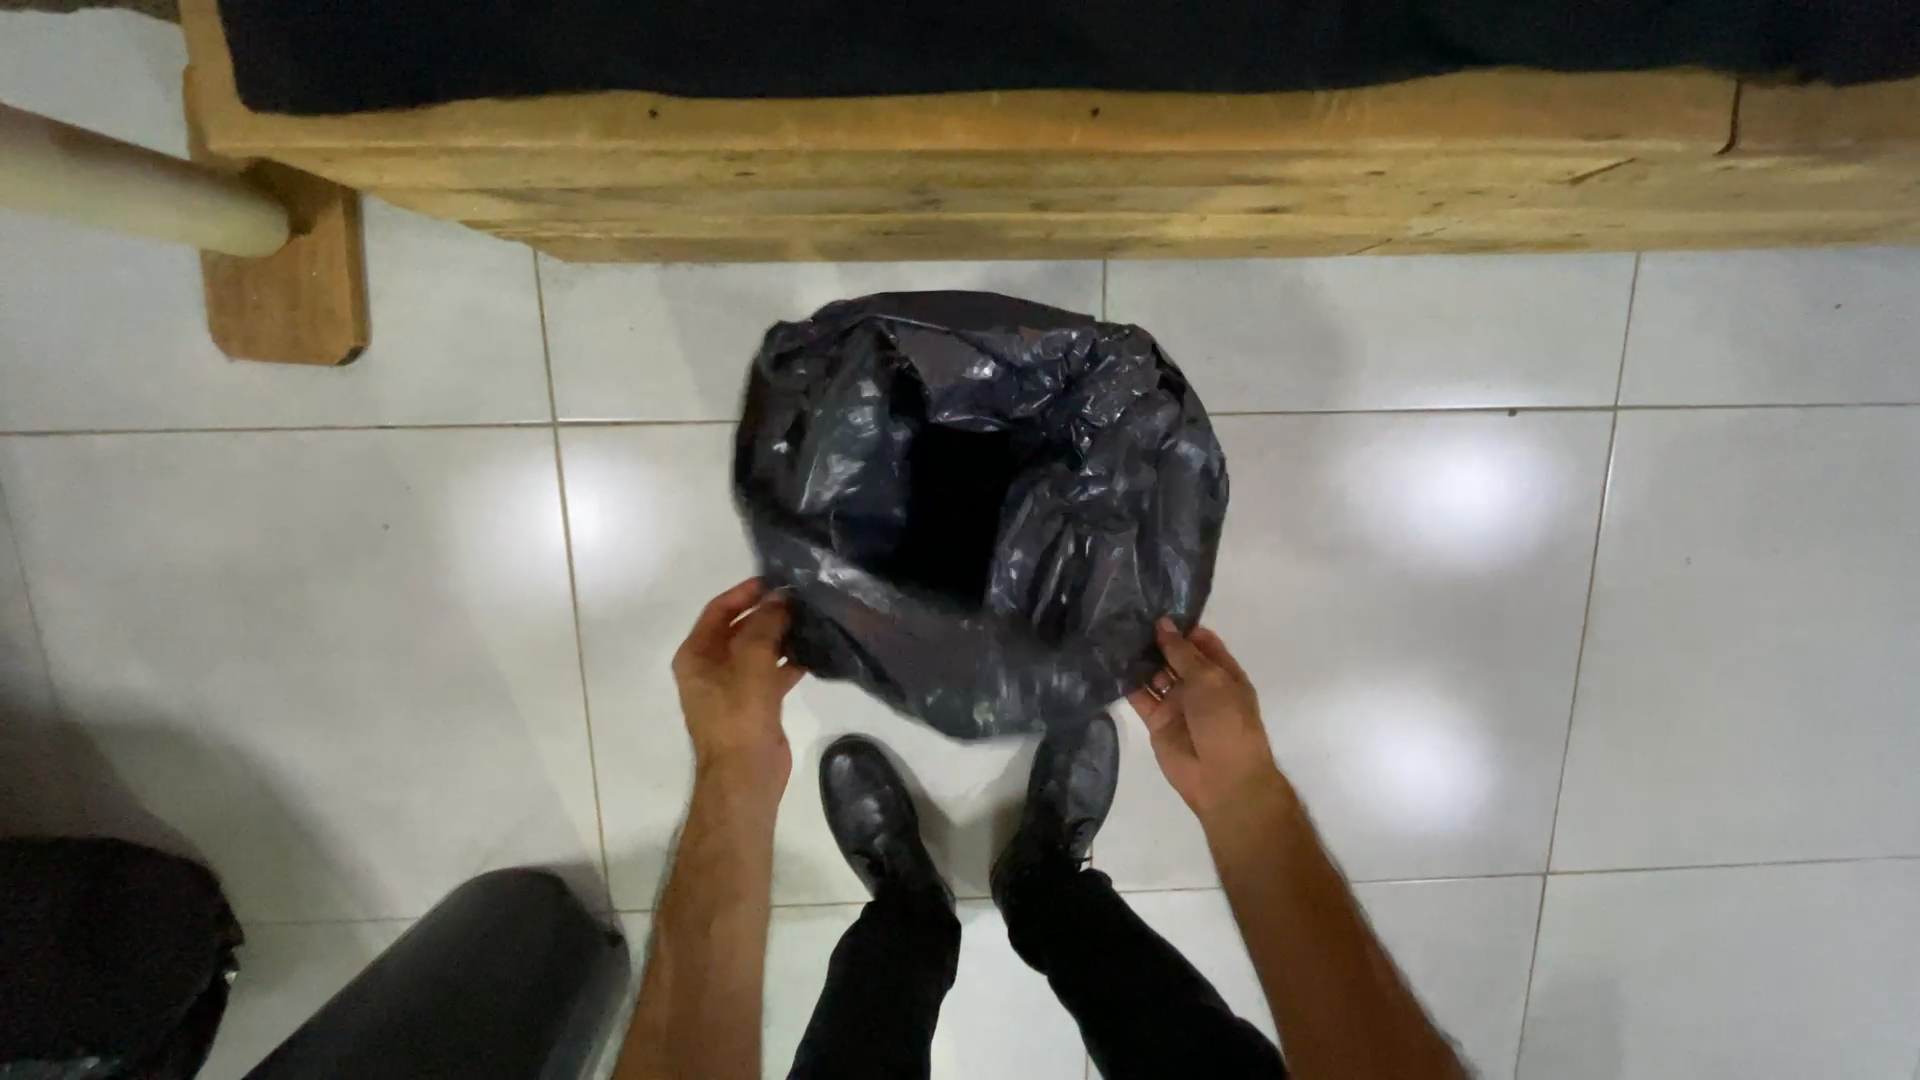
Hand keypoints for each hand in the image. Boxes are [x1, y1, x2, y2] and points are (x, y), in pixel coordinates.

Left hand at [673, 578, 806, 789]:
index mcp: (697, 654)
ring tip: (811, 620)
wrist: (745, 775)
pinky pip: (771, 672)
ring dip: (781, 636)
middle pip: (740, 628)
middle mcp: (711, 667)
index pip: (718, 610)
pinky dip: (789, 661)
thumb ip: (766, 624)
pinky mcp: (755, 703)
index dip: (745, 593)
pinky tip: (814, 652)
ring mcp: (733, 686)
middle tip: (800, 598)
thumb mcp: (751, 661)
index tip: (776, 580)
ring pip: (758, 650)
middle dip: (768, 613)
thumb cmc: (739, 715)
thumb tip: (780, 596)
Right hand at [1127, 618, 1292, 827]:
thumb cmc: (1225, 721)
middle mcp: (1198, 685)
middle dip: (1155, 639)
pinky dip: (1126, 683)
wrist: (1222, 778)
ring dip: (1138, 659)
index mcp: (1221, 672)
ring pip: (1154, 674)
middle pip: (1174, 656)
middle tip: (1124, 615)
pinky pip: (1140, 696)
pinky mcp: (1157, 720)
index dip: (1180, 626)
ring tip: (1112, 634)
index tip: (1153, 606)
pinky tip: (1108, 663)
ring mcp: (1177, 703)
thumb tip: (1162, 623)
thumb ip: (1182, 651)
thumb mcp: (1209, 679)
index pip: (1200, 641)